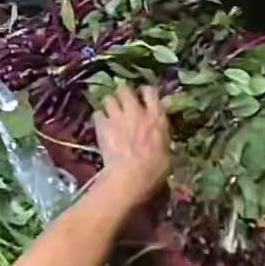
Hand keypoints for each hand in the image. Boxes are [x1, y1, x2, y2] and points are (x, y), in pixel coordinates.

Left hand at [92, 85, 169, 199]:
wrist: (130, 176)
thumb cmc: (154, 169)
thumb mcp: (167, 153)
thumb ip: (160, 138)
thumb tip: (158, 138)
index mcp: (156, 117)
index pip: (150, 91)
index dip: (144, 91)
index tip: (142, 94)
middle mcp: (136, 111)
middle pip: (125, 89)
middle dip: (122, 91)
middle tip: (121, 97)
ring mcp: (117, 117)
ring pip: (108, 98)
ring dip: (109, 102)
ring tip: (109, 109)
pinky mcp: (102, 126)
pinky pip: (97, 114)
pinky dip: (98, 117)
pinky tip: (100, 123)